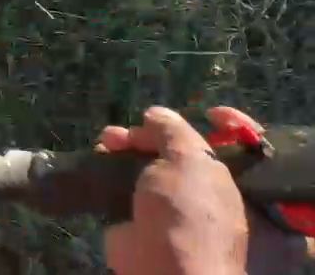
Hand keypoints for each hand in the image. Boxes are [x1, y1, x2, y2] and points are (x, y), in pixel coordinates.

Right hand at [96, 107, 247, 274]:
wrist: (163, 268)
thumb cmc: (196, 220)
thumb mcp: (194, 165)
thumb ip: (179, 133)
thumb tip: (158, 115)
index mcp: (269, 206)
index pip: (260, 159)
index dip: (236, 132)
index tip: (210, 113)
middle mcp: (239, 211)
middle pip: (200, 157)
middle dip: (161, 135)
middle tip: (139, 129)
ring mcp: (195, 216)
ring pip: (164, 166)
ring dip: (133, 143)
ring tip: (110, 139)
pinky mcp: (158, 220)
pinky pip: (141, 182)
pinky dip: (121, 163)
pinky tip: (104, 153)